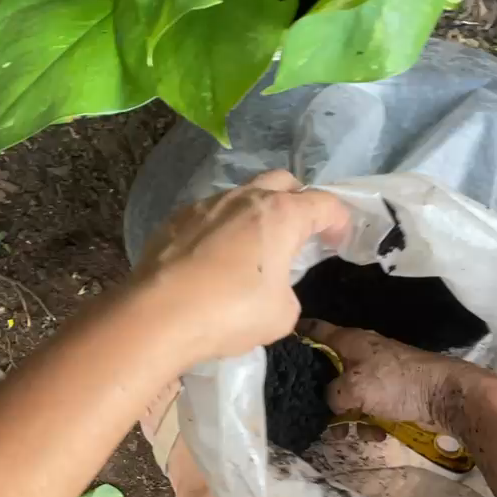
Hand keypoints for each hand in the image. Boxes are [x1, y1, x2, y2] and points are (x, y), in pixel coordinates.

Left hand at [134, 171, 350, 366]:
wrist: (158, 315)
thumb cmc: (230, 313)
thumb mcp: (281, 315)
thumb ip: (288, 292)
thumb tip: (273, 288)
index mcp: (281, 214)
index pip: (324, 203)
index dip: (338, 221)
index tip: (338, 240)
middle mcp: (244, 198)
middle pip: (282, 181)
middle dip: (297, 200)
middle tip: (298, 232)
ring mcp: (205, 205)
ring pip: (240, 195)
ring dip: (254, 213)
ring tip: (252, 246)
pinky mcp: (174, 220)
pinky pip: (208, 215)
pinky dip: (220, 229)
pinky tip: (212, 257)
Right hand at [298, 320, 496, 436]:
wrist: (448, 395)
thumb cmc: (396, 383)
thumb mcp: (352, 388)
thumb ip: (329, 395)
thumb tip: (329, 404)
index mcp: (349, 341)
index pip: (315, 329)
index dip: (296, 335)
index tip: (278, 346)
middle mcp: (362, 352)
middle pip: (328, 369)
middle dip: (320, 393)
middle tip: (309, 411)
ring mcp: (379, 373)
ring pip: (348, 394)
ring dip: (345, 416)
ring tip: (347, 434)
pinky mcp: (394, 392)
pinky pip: (369, 407)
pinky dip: (369, 422)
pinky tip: (376, 435)